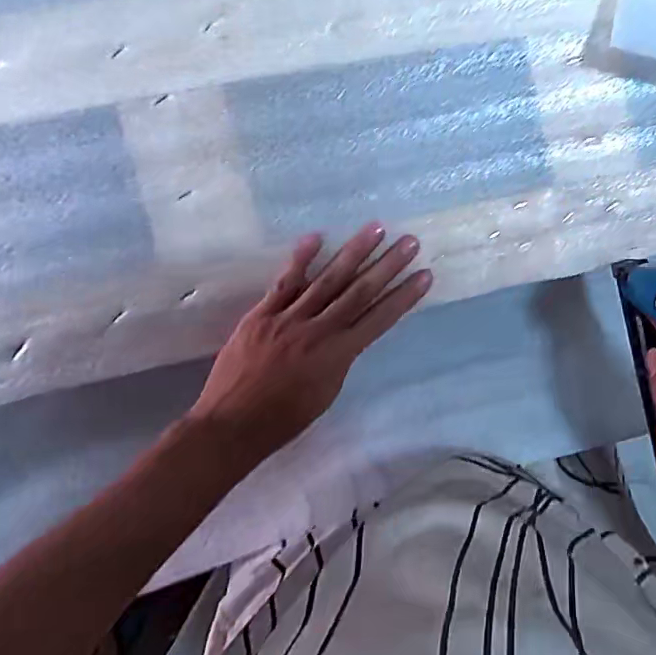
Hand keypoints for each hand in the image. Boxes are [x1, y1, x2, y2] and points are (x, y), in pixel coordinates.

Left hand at [189, 223, 431, 453]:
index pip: (380, 318)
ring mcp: (288, 319)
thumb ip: (340, 357)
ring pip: (327, 279)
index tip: (424, 275)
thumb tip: (349, 332)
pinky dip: (301, 259)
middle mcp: (318, 331)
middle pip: (359, 291)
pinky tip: (316, 236)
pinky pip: (285, 283)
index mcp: (338, 354)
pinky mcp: (261, 315)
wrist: (231, 426)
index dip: (405, 295)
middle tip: (410, 241)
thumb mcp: (327, 391)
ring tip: (375, 228)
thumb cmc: (284, 419)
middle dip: (388, 264)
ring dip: (354, 252)